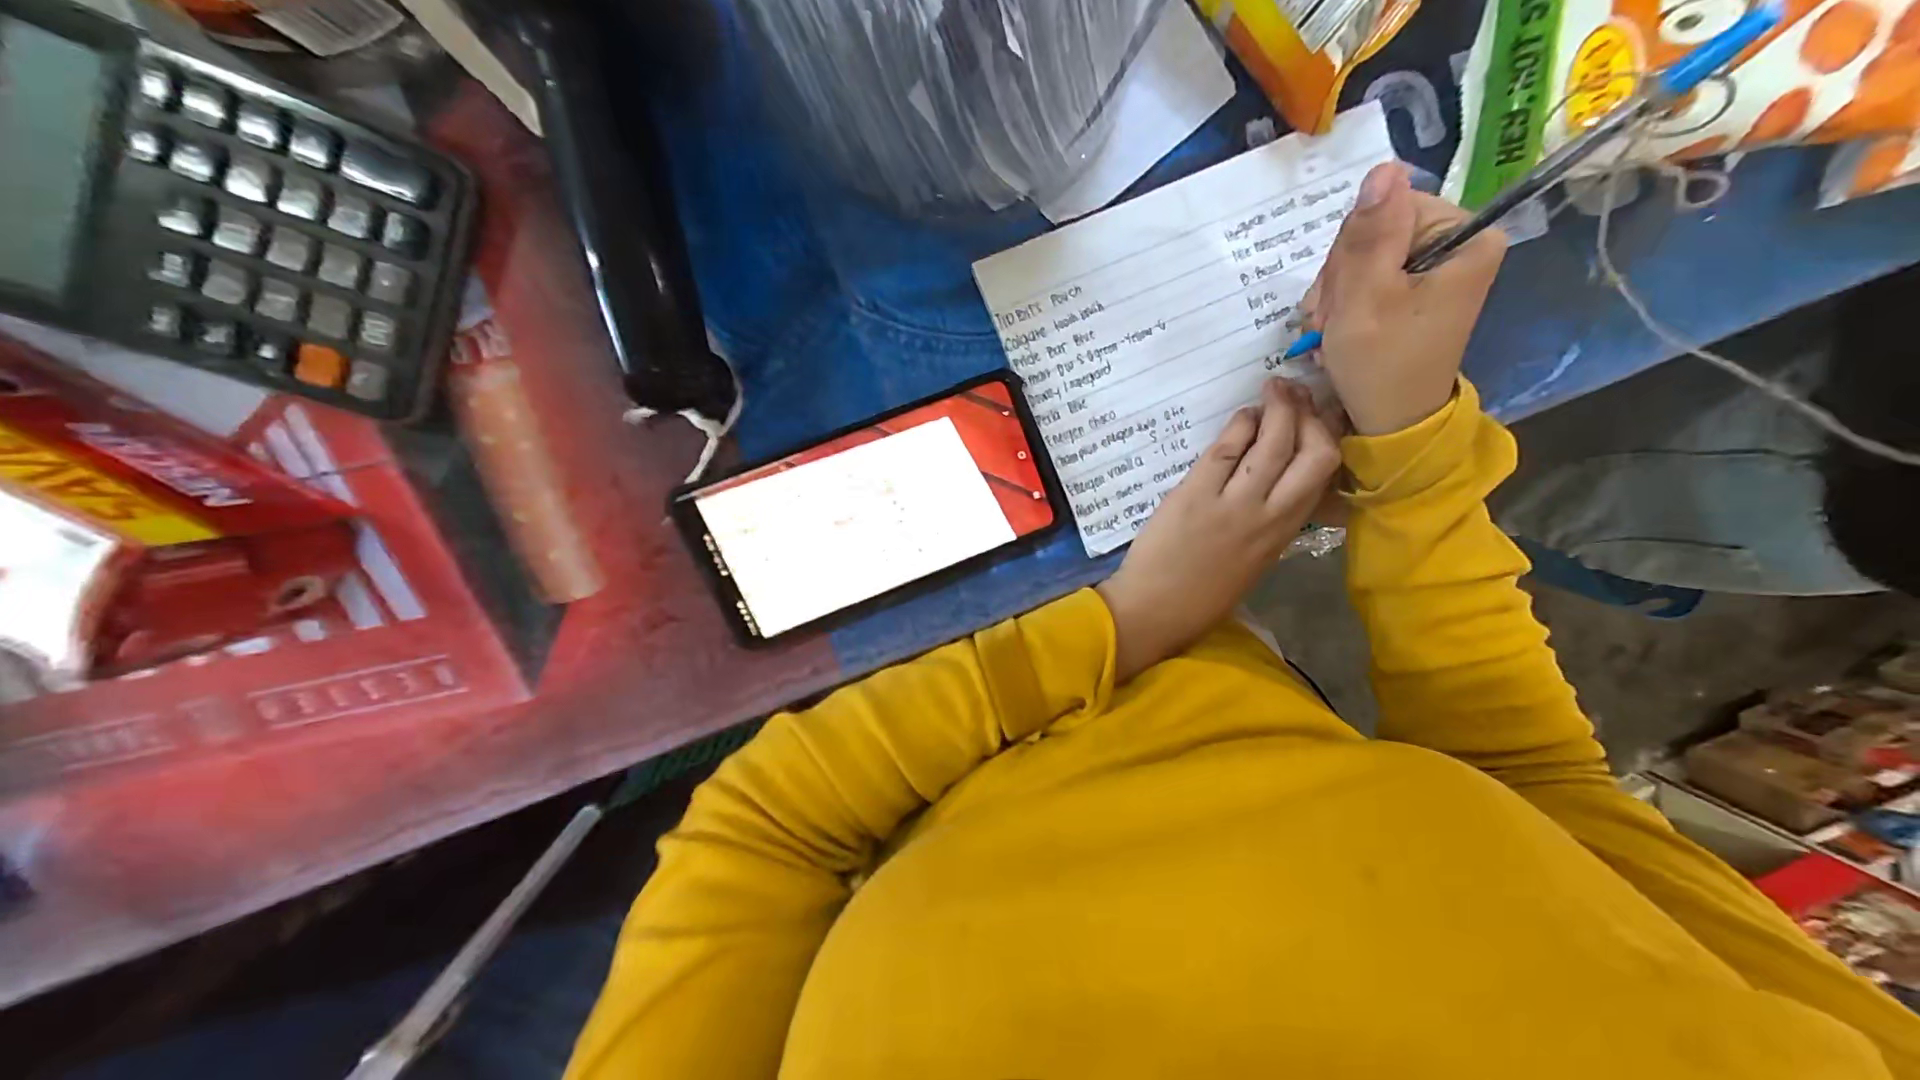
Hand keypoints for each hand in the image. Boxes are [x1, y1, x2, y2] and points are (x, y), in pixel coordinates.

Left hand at [1096, 379, 1339, 681]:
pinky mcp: (1195, 496)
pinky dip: (1238, 426)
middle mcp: (1270, 517)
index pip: (1325, 477)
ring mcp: (1234, 505)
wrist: (1155, 611)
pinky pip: (1226, 451)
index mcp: (1286, 534)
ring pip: (1273, 444)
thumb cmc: (1202, 593)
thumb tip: (1281, 480)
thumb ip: (1272, 523)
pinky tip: (1241, 417)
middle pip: (1314, 454)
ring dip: (1279, 408)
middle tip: (1297, 394)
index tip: (1318, 417)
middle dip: (1311, 416)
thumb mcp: (1254, 561)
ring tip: (1274, 389)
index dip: (1328, 438)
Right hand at [1302, 163, 1507, 435]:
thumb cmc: (1381, 363)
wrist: (1390, 420)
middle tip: (1336, 318)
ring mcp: (1433, 270)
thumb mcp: (1365, 298)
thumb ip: (1369, 235)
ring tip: (1336, 330)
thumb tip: (1382, 169)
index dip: (1353, 250)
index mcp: (1464, 239)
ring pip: (1362, 256)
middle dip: (1342, 277)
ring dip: (1335, 295)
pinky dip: (1342, 305)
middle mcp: (1456, 246)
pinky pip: (1365, 278)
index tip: (1343, 297)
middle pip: (1376, 231)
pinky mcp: (1412, 291)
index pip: (1391, 208)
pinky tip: (1339, 330)